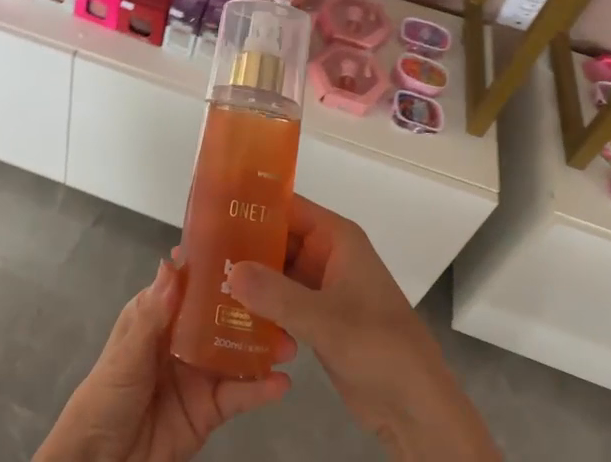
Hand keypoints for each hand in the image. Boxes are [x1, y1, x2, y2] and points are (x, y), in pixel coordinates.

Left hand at [35, 258, 292, 461]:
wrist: (101, 461)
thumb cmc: (106, 396)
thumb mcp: (126, 353)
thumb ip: (152, 315)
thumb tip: (173, 264)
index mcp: (157, 316)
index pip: (189, 282)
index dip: (214, 265)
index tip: (248, 245)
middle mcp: (182, 339)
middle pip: (221, 316)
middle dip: (250, 307)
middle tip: (282, 295)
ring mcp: (198, 374)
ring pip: (236, 353)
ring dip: (263, 346)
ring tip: (291, 341)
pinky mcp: (210, 410)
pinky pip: (239, 396)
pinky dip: (261, 389)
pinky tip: (281, 382)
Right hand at [227, 197, 498, 461]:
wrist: (414, 406)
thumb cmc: (379, 347)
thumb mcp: (325, 319)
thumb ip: (276, 295)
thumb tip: (230, 270)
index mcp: (336, 239)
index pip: (287, 206)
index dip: (250, 203)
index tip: (208, 207)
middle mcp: (326, 256)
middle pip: (275, 238)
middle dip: (240, 245)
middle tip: (195, 249)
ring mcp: (321, 288)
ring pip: (274, 272)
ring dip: (246, 278)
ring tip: (201, 279)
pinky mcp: (316, 319)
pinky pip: (279, 302)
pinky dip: (258, 307)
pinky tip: (225, 315)